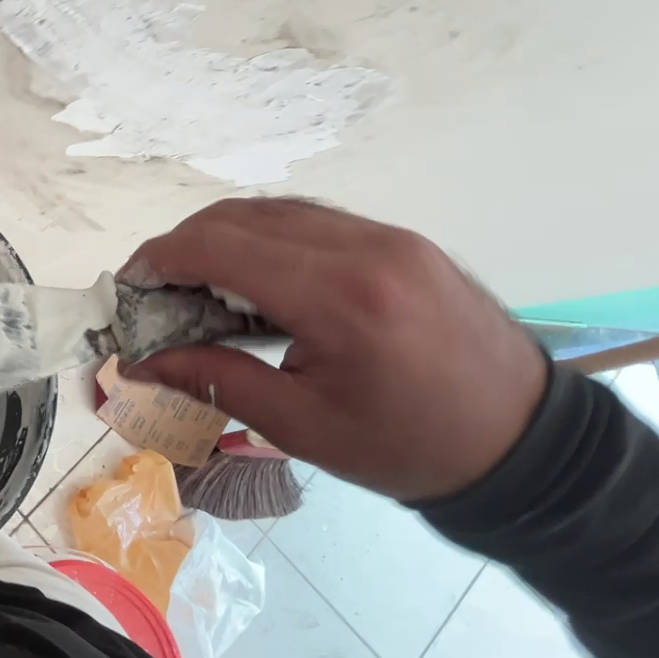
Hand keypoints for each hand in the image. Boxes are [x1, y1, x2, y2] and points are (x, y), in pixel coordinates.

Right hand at [119, 199, 547, 501]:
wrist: (530, 447)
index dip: (159, 258)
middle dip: (180, 246)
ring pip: (270, 209)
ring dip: (217, 236)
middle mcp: (362, 248)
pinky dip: (260, 235)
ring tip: (195, 281)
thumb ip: (212, 379)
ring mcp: (386, 236)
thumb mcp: (301, 425)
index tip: (128, 285)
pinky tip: (249, 273)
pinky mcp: (399, 238)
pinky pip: (307, 218)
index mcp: (339, 298)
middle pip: (237, 218)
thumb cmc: (408, 448)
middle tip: (154, 289)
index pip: (219, 247)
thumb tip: (138, 363)